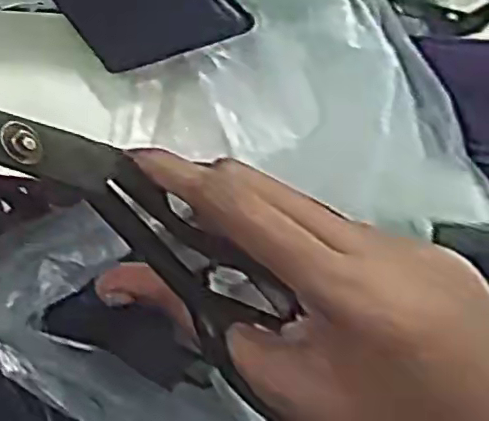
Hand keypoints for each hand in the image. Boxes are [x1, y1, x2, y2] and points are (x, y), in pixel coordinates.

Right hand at [96, 150, 488, 420]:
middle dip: (202, 186)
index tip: (134, 159)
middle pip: (260, 185)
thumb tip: (119, 281)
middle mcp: (387, 254)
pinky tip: (300, 274)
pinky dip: (296, 231)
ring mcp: (417, 250)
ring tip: (235, 252)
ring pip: (295, 198)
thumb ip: (193, 317)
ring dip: (248, 210)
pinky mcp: (435, 254)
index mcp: (349, 288)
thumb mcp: (283, 380)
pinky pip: (337, 220)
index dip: (177, 173)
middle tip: (166, 205)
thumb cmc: (395, 418)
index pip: (239, 203)